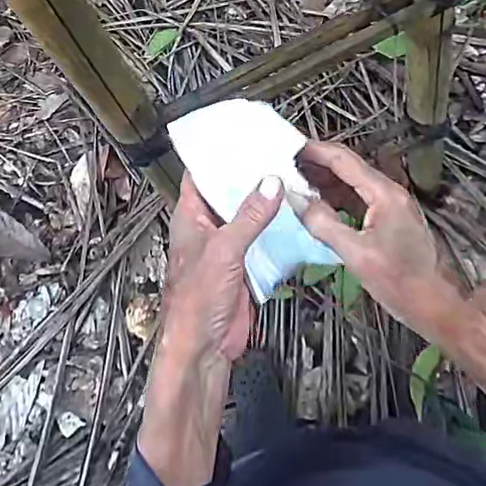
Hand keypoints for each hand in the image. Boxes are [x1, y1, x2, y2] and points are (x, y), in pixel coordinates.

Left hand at [138, 173, 281, 485]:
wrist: (203, 349)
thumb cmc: (195, 303)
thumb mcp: (223, 251)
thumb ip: (248, 217)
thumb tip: (269, 184)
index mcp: (191, 216)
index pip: (202, 173)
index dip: (219, 154)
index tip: (242, 136)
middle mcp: (208, 225)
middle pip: (230, 190)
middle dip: (252, 175)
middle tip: (278, 155)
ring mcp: (227, 244)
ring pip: (249, 213)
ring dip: (267, 201)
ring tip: (292, 179)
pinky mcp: (244, 262)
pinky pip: (262, 236)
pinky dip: (276, 226)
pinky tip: (295, 215)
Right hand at [294, 141, 485, 401]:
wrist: (433, 304)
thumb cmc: (399, 282)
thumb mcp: (356, 254)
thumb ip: (324, 224)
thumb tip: (297, 200)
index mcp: (384, 194)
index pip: (344, 160)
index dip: (315, 151)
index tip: (291, 148)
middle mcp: (389, 192)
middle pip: (348, 167)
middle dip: (317, 163)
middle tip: (287, 164)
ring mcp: (390, 205)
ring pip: (352, 182)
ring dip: (325, 180)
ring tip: (296, 181)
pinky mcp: (388, 218)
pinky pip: (357, 198)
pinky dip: (336, 196)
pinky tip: (318, 203)